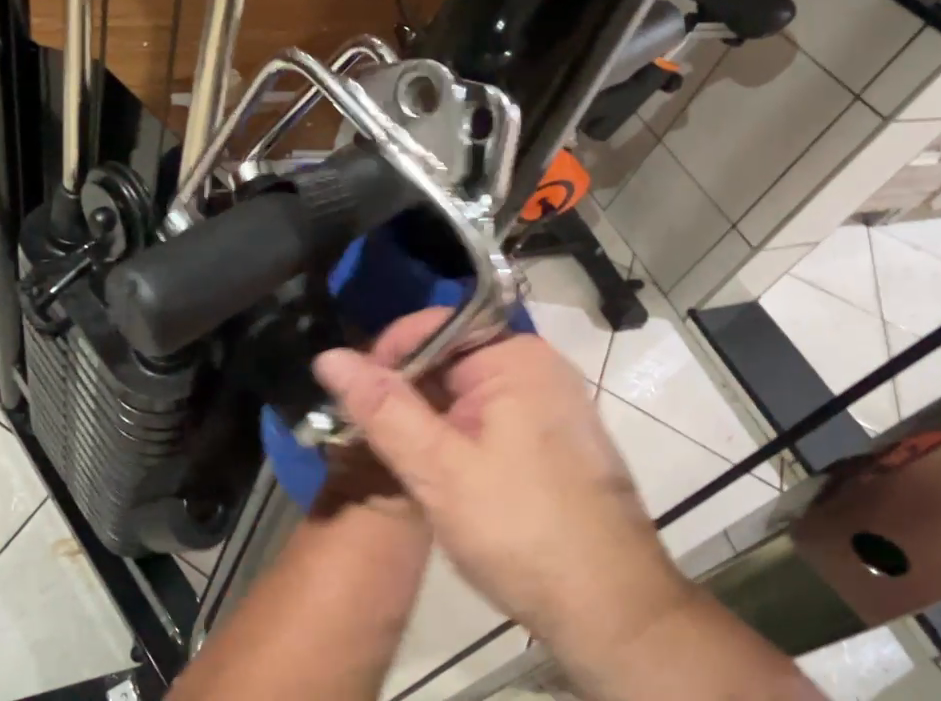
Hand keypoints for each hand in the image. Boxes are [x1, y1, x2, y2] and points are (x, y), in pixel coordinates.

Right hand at [312, 307, 691, 646]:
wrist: (612, 612)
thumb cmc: (521, 532)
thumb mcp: (437, 470)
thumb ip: (381, 408)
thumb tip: (328, 356)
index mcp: (515, 356)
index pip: (429, 328)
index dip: (383, 360)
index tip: (354, 406)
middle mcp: (538, 367)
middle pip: (446, 360)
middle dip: (404, 396)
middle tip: (369, 442)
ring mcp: (551, 404)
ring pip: (465, 395)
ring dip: (427, 422)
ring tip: (397, 462)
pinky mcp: (554, 440)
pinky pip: (490, 419)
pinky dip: (457, 439)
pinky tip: (439, 477)